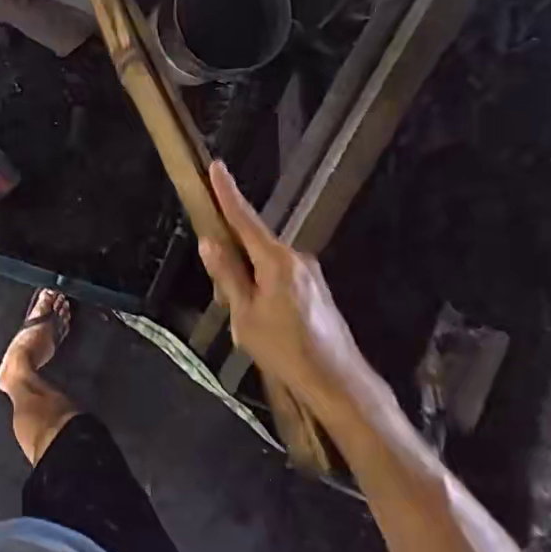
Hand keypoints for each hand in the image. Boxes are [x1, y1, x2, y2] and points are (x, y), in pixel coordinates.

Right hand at [198, 160, 380, 423]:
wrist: (341, 385)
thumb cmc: (287, 350)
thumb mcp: (245, 315)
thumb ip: (228, 276)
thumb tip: (210, 242)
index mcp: (276, 261)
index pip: (245, 219)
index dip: (228, 193)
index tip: (217, 166)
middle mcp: (296, 259)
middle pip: (254, 241)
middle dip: (232, 250)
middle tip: (218, 281)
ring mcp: (310, 275)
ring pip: (265, 262)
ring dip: (247, 274)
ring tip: (241, 312)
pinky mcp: (316, 290)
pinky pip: (278, 275)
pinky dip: (262, 284)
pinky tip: (261, 316)